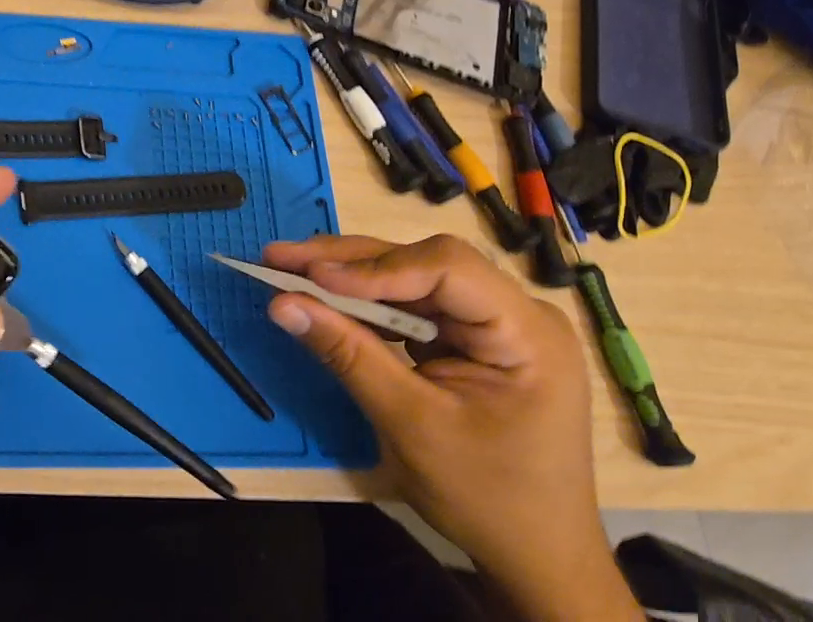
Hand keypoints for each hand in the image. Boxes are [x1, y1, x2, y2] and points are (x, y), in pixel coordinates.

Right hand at [262, 234, 638, 621]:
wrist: (534, 556)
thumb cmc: (485, 498)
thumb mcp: (411, 426)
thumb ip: (348, 356)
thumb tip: (281, 303)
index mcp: (526, 332)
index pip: (447, 269)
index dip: (375, 267)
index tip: (310, 277)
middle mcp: (515, 313)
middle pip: (424, 264)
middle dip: (348, 262)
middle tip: (278, 256)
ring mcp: (492, 325)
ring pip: (411, 280)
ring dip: (350, 277)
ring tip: (288, 269)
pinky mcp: (469, 340)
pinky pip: (412, 307)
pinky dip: (366, 304)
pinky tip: (325, 297)